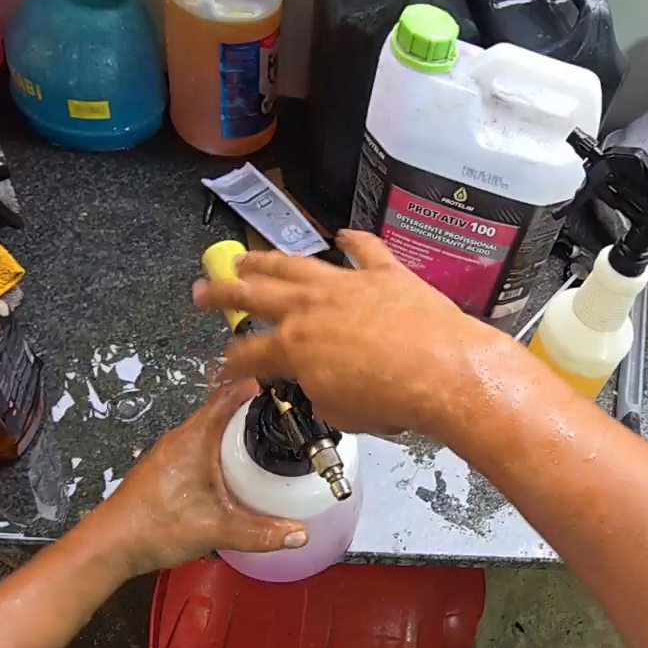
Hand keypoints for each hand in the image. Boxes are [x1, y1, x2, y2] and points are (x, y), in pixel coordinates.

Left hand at [77, 380, 308, 578]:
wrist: (108, 547)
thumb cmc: (158, 528)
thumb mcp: (216, 530)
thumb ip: (261, 533)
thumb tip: (301, 534)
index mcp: (195, 439)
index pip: (227, 396)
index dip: (255, 387)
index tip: (283, 387)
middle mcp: (181, 438)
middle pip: (220, 409)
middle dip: (251, 408)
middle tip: (284, 416)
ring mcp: (170, 452)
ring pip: (209, 427)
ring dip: (234, 427)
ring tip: (266, 437)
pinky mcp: (164, 466)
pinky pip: (199, 443)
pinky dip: (220, 444)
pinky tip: (235, 465)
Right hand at [191, 230, 524, 437]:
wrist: (444, 370)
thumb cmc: (392, 400)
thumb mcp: (343, 412)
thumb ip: (322, 393)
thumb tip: (324, 384)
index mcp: (295, 347)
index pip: (250, 354)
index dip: (230, 364)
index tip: (220, 368)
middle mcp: (312, 308)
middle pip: (256, 295)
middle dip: (224, 294)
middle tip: (202, 291)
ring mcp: (348, 284)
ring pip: (297, 265)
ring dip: (268, 260)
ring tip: (247, 257)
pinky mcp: (386, 273)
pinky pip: (365, 249)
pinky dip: (353, 241)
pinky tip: (342, 234)